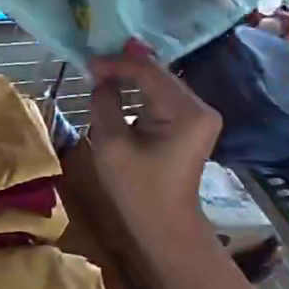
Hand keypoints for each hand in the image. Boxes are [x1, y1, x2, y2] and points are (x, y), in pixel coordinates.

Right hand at [86, 53, 222, 255]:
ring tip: (101, 71)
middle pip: (159, 74)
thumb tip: (100, 79)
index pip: (149, 73)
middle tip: (92, 63)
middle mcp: (201, 106)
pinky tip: (120, 86)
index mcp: (187, 112)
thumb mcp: (111, 144)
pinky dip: (141, 90)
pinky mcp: (193, 122)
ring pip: (161, 83)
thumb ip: (104, 103)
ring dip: (132, 77)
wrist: (165, 225)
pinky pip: (163, 96)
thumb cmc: (137, 190)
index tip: (87, 62)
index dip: (116, 64)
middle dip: (125, 67)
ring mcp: (200, 114)